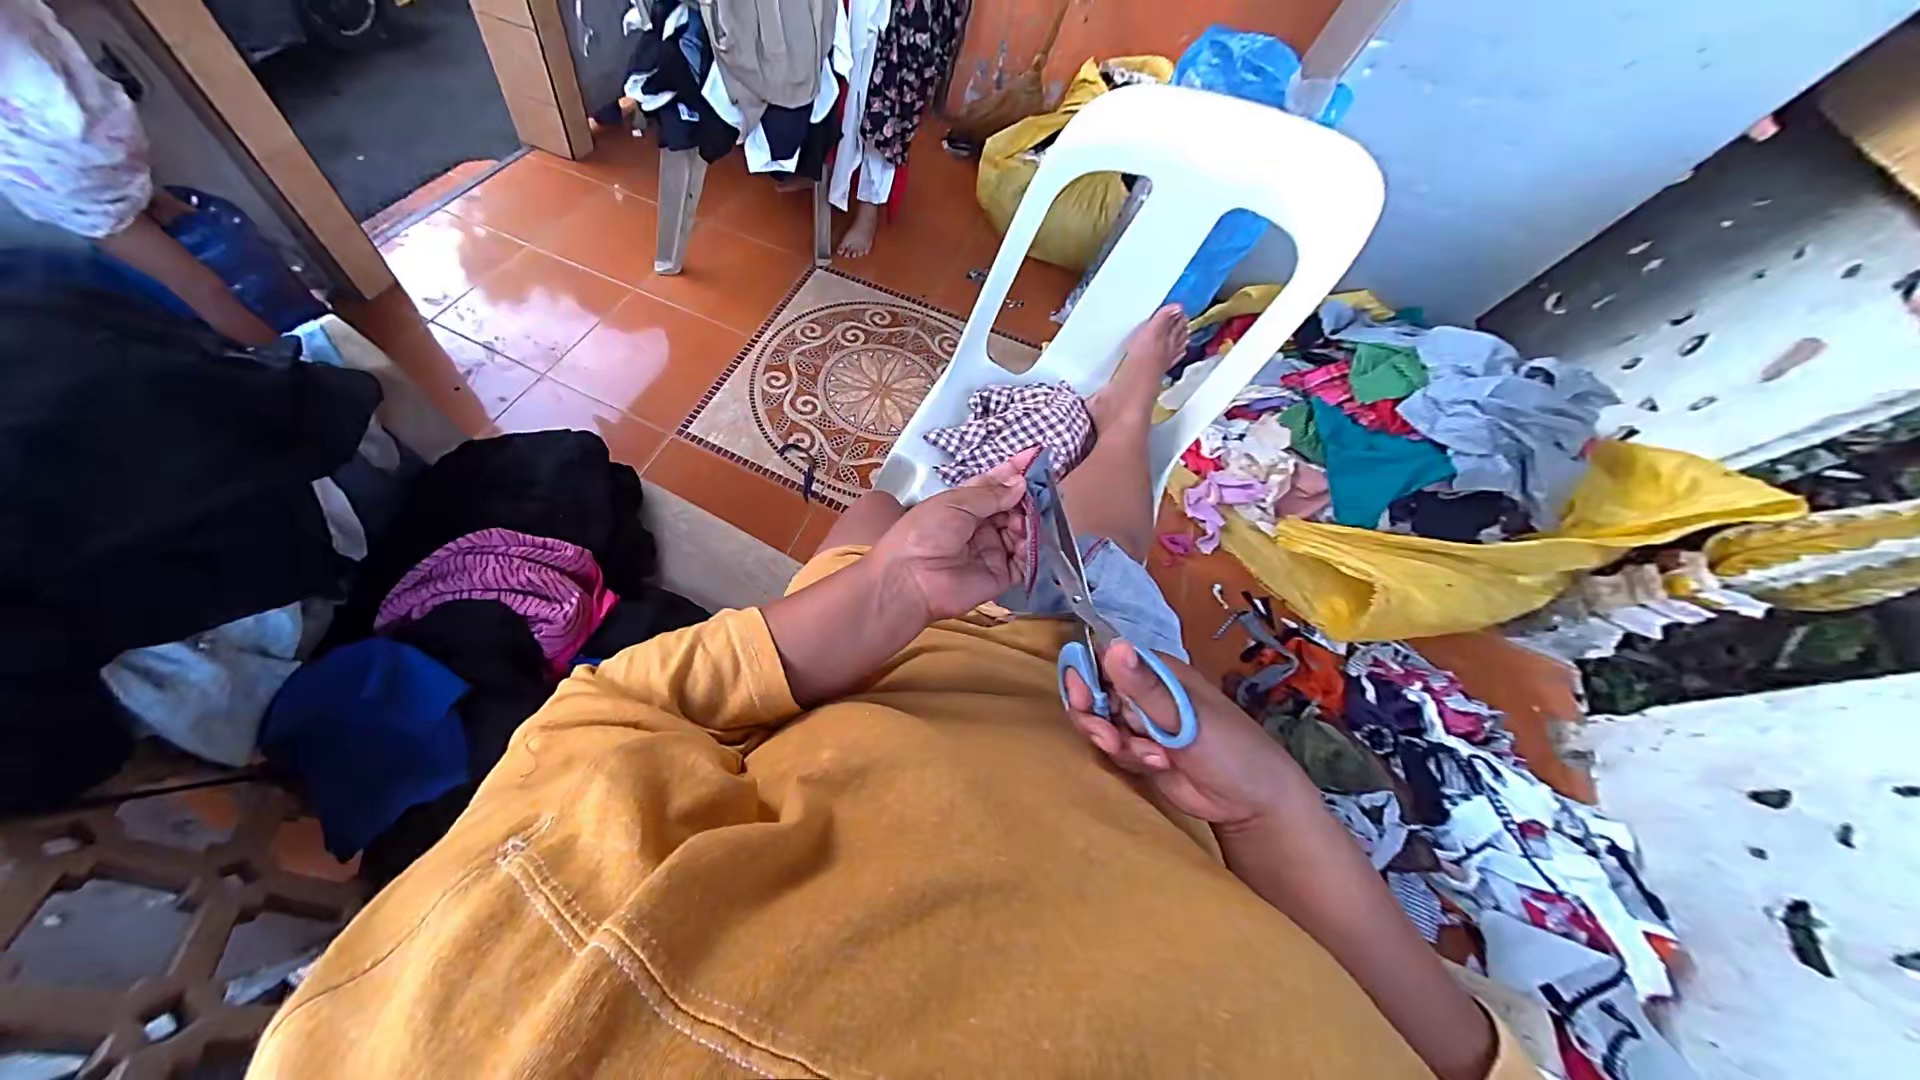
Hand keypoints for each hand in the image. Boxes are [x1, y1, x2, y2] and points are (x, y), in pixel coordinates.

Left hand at [869, 447, 1038, 622]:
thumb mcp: (956, 502)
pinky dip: (1030, 550)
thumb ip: (991, 493)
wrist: (910, 579)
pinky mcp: (1000, 575)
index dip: (1014, 471)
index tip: (1036, 455)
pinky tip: (1024, 542)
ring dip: (1026, 523)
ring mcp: (991, 550)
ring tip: (1020, 522)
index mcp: (964, 505)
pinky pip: (1024, 561)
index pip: (995, 485)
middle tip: (1035, 494)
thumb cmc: (924, 532)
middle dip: (1025, 499)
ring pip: (1021, 532)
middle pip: (1012, 508)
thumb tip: (1021, 482)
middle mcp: (980, 526)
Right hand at [1063, 641, 1307, 828]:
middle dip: (1093, 717)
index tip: (1081, 699)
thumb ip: (1144, 687)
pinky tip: (1158, 765)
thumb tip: (1114, 645)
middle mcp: (1142, 691)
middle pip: (1092, 692)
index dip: (1084, 675)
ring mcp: (1140, 722)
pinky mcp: (1138, 750)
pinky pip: (1113, 749)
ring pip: (1099, 723)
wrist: (1253, 803)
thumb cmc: (1230, 747)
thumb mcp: (1185, 716)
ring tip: (1148, 756)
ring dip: (1114, 741)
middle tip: (1107, 737)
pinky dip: (1128, 758)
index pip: (1102, 659)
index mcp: (1154, 670)